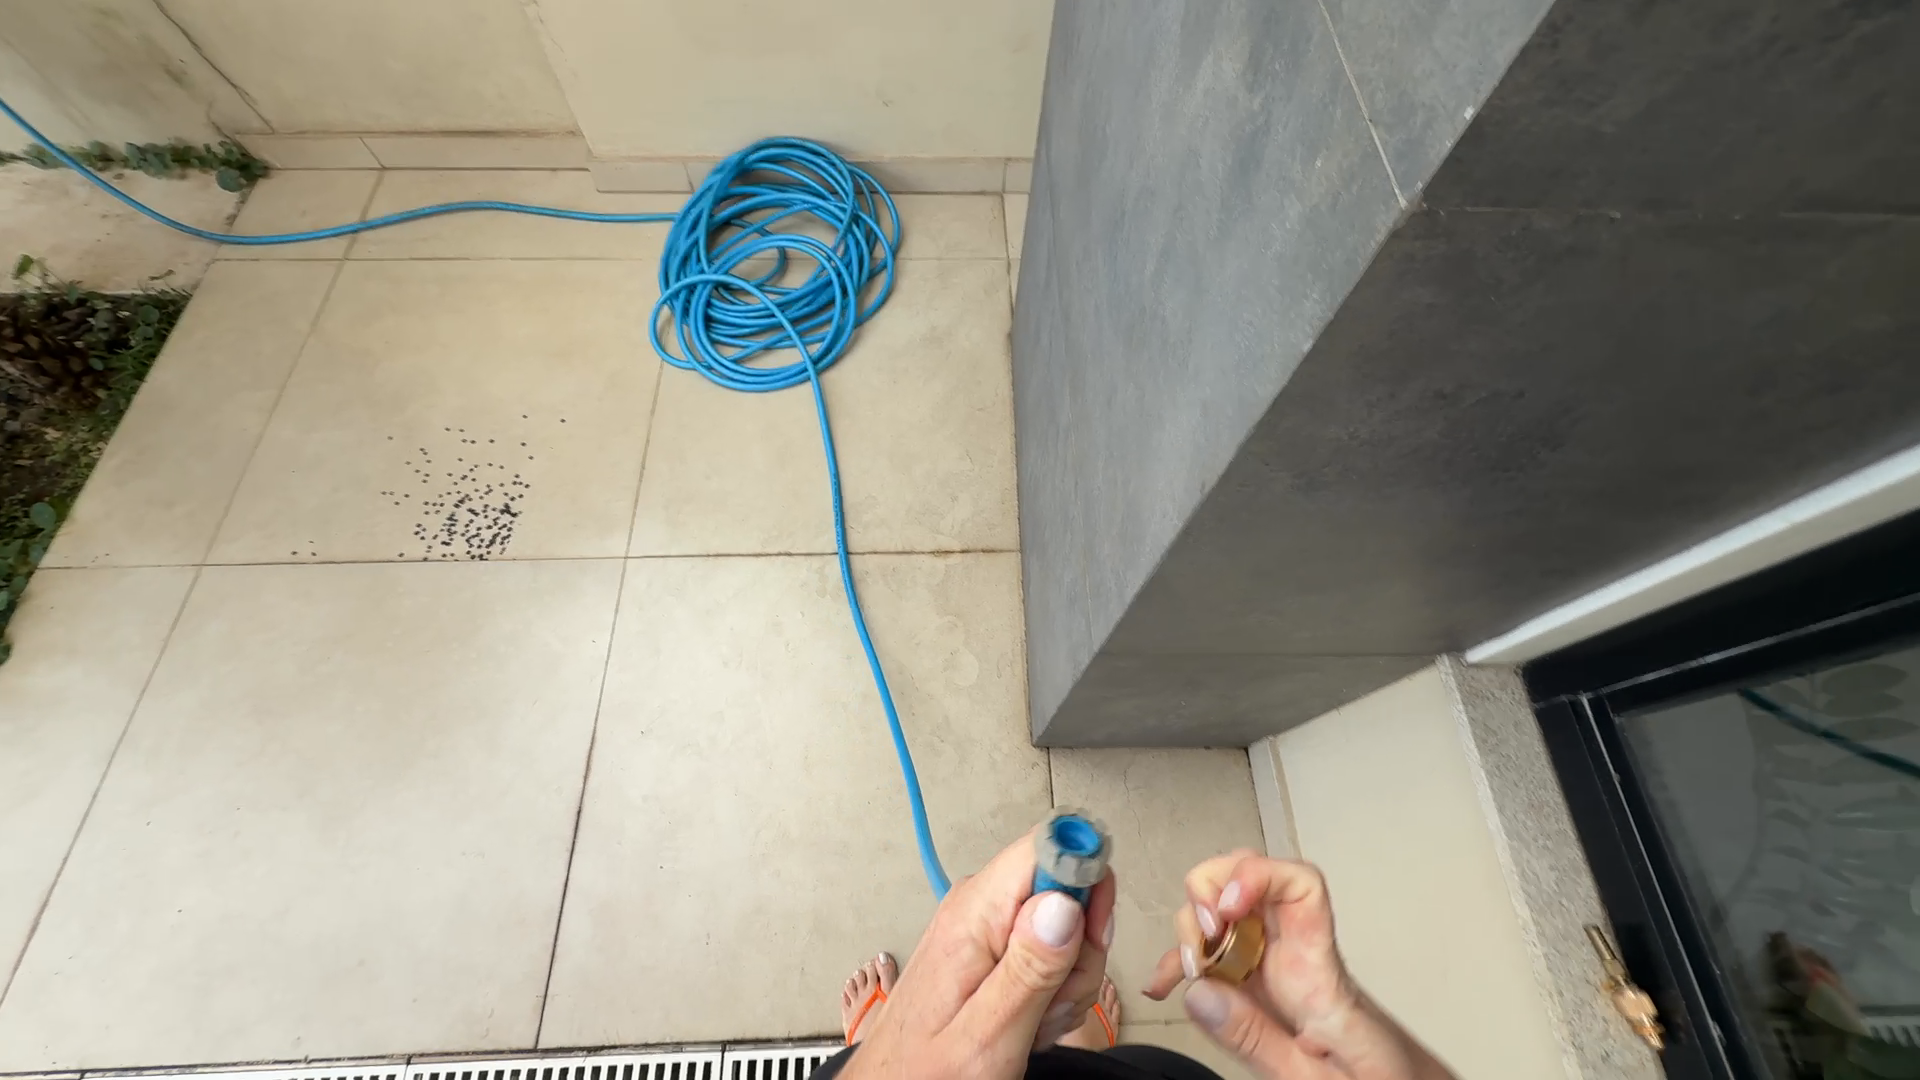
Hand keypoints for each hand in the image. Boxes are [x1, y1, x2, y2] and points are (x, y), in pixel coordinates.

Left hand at [844, 829, 1116, 1079]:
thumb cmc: (925, 1072)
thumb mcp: (986, 1035)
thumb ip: (1029, 968)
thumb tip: (1065, 901)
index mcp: (976, 910)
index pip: (1047, 844)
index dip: (1084, 877)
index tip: (1092, 931)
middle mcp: (981, 903)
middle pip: (1066, 889)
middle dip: (1079, 949)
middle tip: (1054, 1002)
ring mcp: (988, 922)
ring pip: (1065, 925)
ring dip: (1067, 980)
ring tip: (1034, 1022)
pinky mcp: (994, 943)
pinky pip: (1049, 949)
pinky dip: (1053, 990)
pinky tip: (1029, 1021)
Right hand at [1145, 852, 1454, 1079]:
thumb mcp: (1317, 1079)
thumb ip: (1259, 1038)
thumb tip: (1198, 991)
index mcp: (1320, 968)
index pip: (1301, 884)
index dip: (1255, 875)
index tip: (1224, 909)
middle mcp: (1292, 949)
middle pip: (1247, 875)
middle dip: (1208, 890)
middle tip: (1200, 939)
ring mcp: (1268, 961)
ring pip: (1221, 905)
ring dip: (1191, 927)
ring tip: (1187, 974)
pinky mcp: (1251, 983)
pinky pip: (1211, 953)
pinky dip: (1182, 961)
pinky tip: (1162, 986)